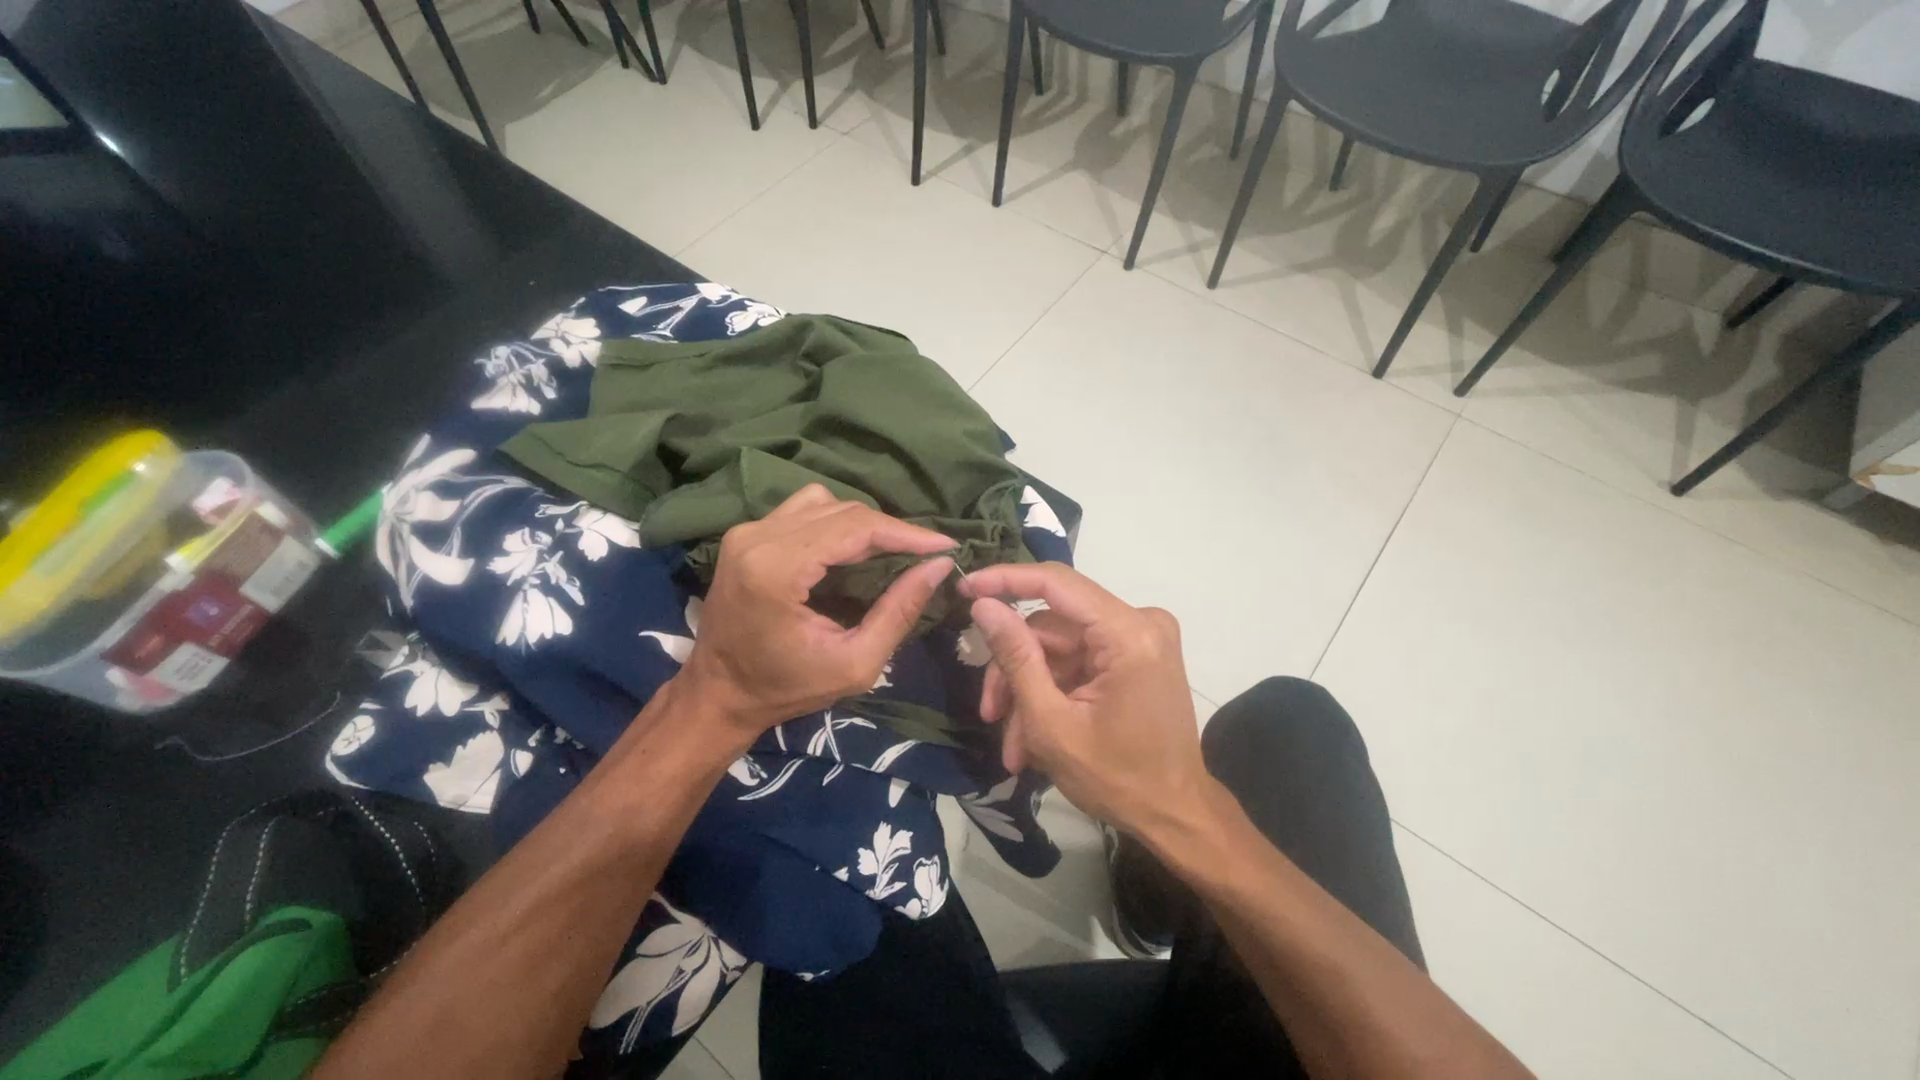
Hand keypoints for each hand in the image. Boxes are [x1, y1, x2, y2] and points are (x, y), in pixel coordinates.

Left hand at [675, 484, 955, 748]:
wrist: (718, 694)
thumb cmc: (785, 688)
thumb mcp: (855, 664)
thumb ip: (898, 612)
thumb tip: (939, 566)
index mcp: (777, 569)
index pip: (856, 527)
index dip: (906, 533)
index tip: (946, 546)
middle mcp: (758, 537)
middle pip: (842, 509)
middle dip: (890, 529)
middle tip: (925, 555)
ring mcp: (747, 531)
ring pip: (824, 502)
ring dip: (862, 523)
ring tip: (890, 552)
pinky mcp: (745, 534)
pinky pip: (803, 510)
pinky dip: (835, 523)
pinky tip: (851, 550)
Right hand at [960, 564, 1209, 838]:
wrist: (1175, 815)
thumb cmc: (1118, 778)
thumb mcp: (1051, 723)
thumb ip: (1015, 657)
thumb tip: (983, 605)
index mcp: (1129, 633)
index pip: (1056, 583)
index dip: (1004, 580)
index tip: (962, 589)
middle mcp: (1141, 623)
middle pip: (1052, 626)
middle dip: (1015, 671)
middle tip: (989, 715)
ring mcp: (1141, 640)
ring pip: (1059, 648)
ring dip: (1030, 693)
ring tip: (1013, 746)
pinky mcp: (1136, 657)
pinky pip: (1078, 662)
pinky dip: (1053, 695)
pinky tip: (1032, 739)